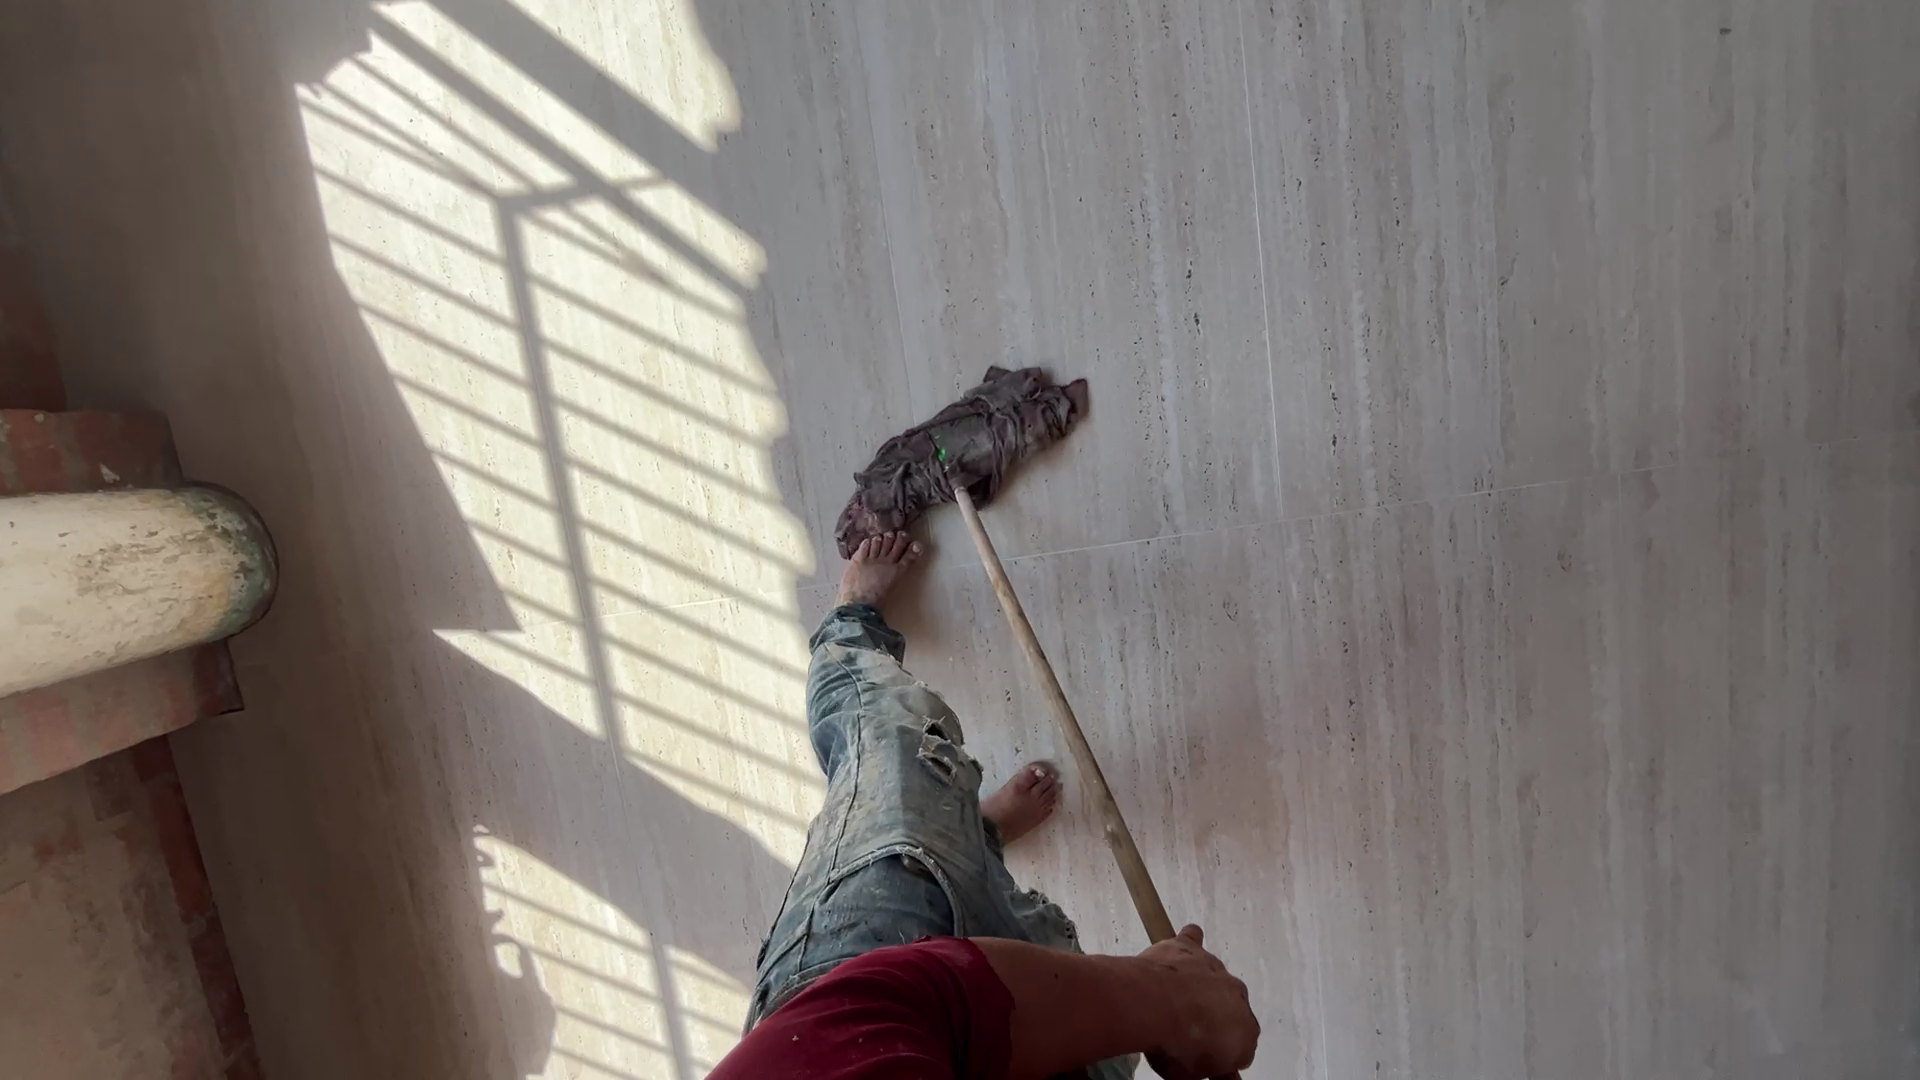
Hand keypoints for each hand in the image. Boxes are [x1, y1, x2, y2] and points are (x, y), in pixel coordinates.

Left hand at [1135, 925, 1258, 1078]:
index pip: (1240, 1048)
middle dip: (1213, 1017)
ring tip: (1175, 997)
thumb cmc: (1174, 1046)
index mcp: (1246, 1033)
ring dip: (1199, 985)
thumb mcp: (1193, 1076)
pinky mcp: (1190, 947)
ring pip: (1212, 977)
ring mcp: (1214, 967)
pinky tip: (1184, 945)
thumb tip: (1218, 1074)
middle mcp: (1238, 996)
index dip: (1220, 1053)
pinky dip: (1190, 942)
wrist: (1150, 1004)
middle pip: (1229, 1009)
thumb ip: (1210, 1072)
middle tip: (1188, 1028)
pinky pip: (1193, 939)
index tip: (1202, 1057)